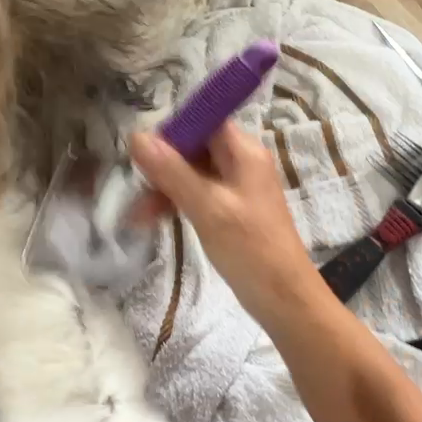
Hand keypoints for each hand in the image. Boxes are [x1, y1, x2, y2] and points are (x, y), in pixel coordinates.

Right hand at [128, 123, 320, 324]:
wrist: (285, 300)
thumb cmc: (250, 249)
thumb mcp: (207, 208)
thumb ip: (172, 171)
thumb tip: (137, 136)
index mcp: (244, 151)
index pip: (204, 121)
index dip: (173, 132)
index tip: (143, 154)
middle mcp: (243, 161)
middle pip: (195, 147)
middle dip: (163, 166)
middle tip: (135, 190)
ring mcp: (238, 186)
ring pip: (193, 172)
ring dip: (165, 188)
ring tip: (137, 217)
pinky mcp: (232, 209)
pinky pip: (199, 193)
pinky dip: (177, 202)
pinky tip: (153, 221)